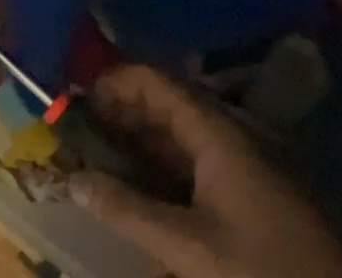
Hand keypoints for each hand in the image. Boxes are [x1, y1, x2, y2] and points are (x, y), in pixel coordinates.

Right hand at [67, 66, 341, 277]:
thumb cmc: (268, 271)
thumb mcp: (190, 247)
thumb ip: (128, 211)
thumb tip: (72, 177)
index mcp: (219, 134)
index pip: (156, 82)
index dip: (112, 82)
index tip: (73, 100)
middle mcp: (232, 137)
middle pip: (166, 105)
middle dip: (118, 111)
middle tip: (77, 130)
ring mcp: (246, 166)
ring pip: (180, 135)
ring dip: (137, 140)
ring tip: (98, 156)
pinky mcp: (255, 195)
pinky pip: (196, 163)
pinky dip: (160, 165)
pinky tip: (140, 188)